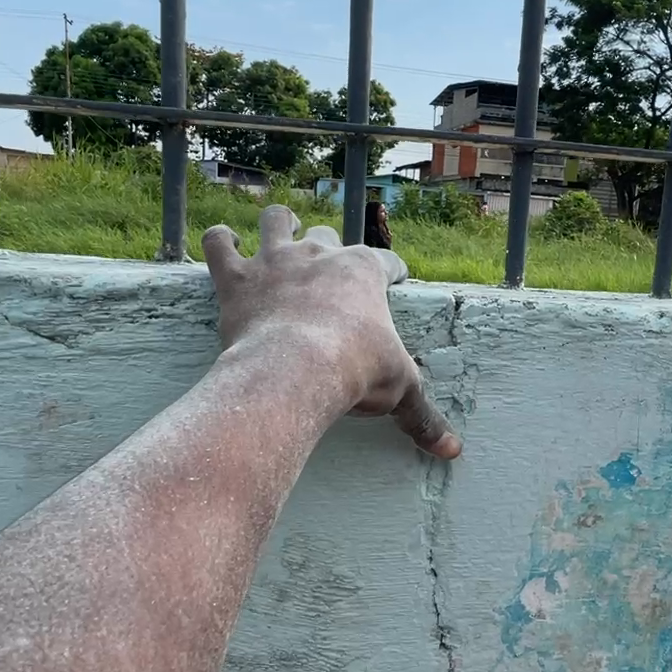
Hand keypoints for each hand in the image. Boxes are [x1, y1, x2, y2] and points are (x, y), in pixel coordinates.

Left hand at [202, 205, 461, 459]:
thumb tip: (452, 450)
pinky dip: (220, 242)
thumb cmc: (355, 372)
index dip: (393, 271)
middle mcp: (320, 255)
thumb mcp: (400, 391)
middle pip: (327, 236)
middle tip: (329, 271)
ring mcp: (276, 261)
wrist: (295, 371)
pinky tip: (226, 246)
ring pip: (276, 221)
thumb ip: (422, 416)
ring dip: (278, 225)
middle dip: (329, 249)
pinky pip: (219, 245)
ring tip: (280, 234)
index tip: (396, 279)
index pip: (387, 261)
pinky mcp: (237, 278)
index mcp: (364, 272)